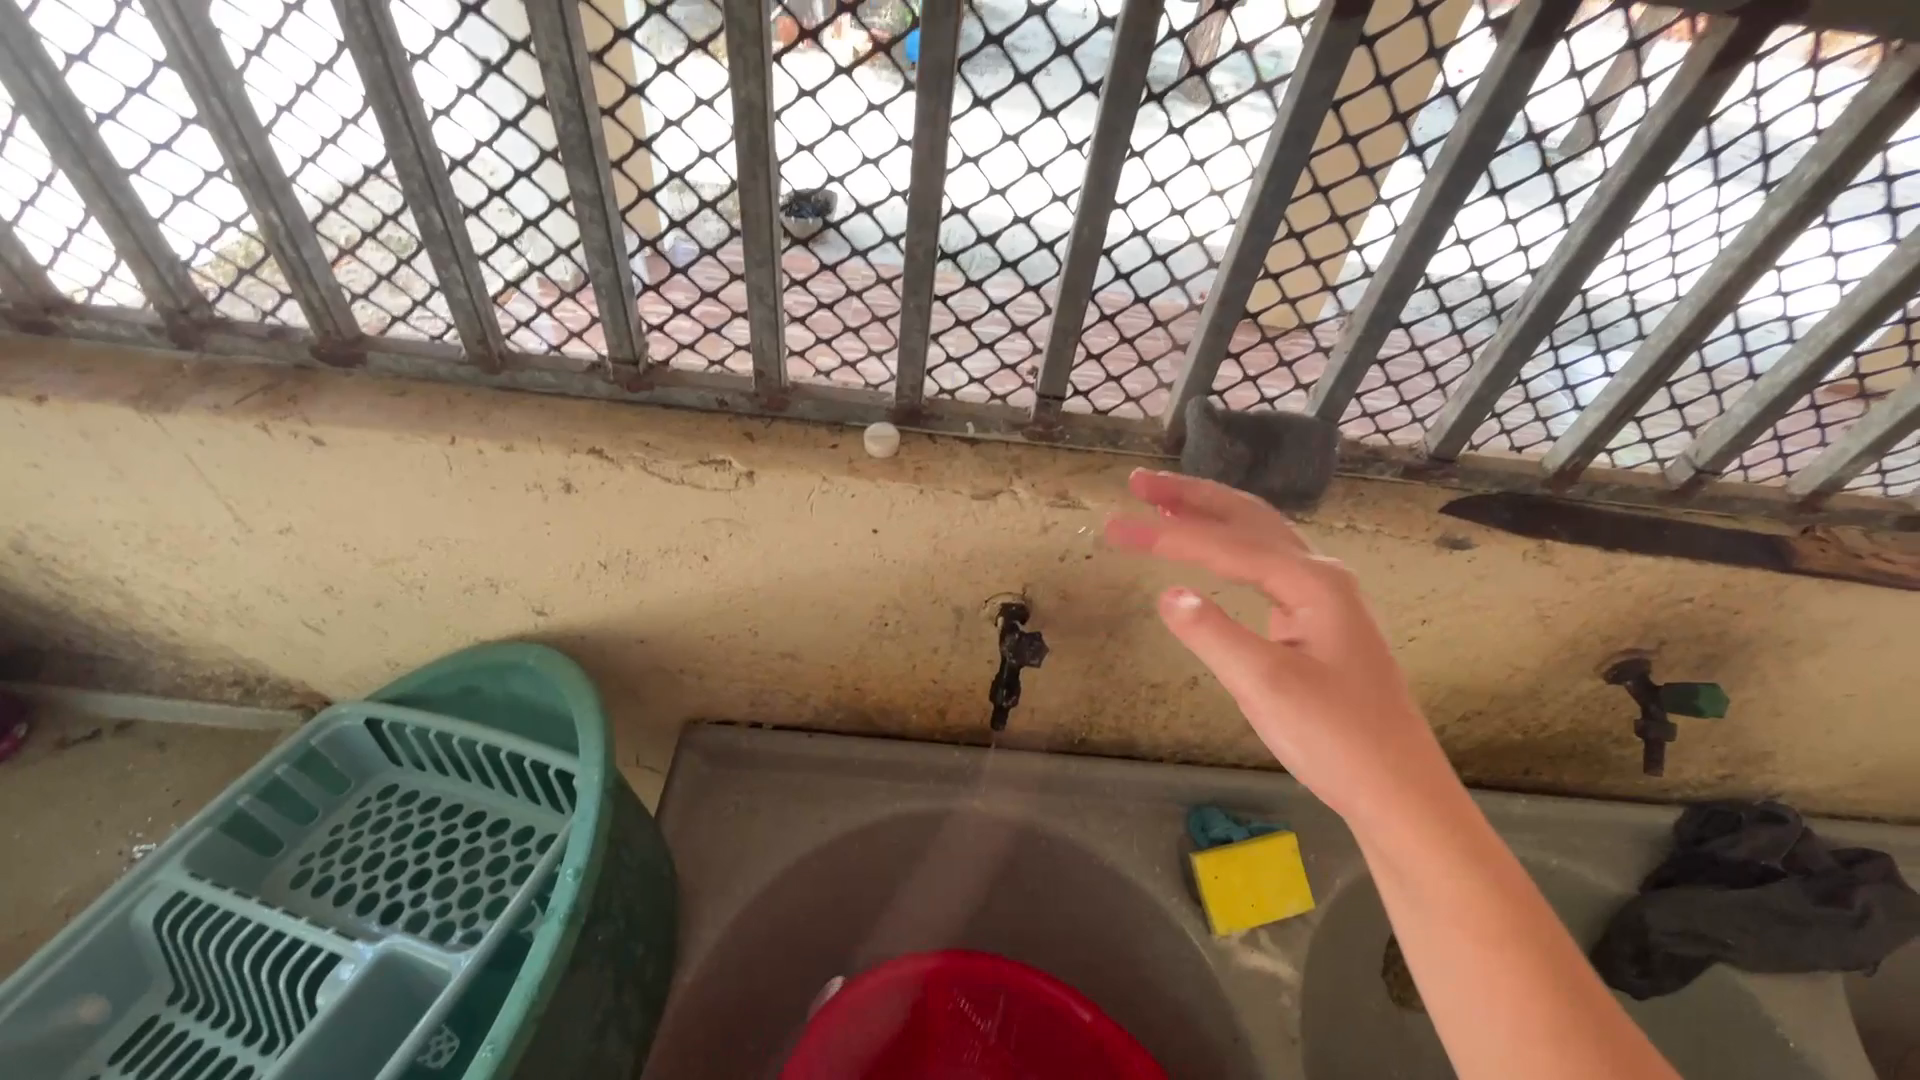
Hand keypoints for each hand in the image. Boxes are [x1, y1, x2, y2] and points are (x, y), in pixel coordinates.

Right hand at [1105, 469, 1450, 822]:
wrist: (1397, 789)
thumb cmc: (1336, 739)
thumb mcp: (1265, 686)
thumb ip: (1213, 634)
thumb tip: (1168, 594)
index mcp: (1312, 583)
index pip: (1224, 546)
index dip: (1165, 536)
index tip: (1113, 528)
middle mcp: (1321, 575)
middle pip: (1248, 518)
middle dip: (1191, 496)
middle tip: (1138, 481)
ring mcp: (1323, 596)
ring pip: (1260, 537)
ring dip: (1211, 514)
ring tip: (1163, 502)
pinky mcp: (1317, 619)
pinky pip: (1265, 564)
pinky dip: (1229, 545)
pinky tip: (1212, 549)